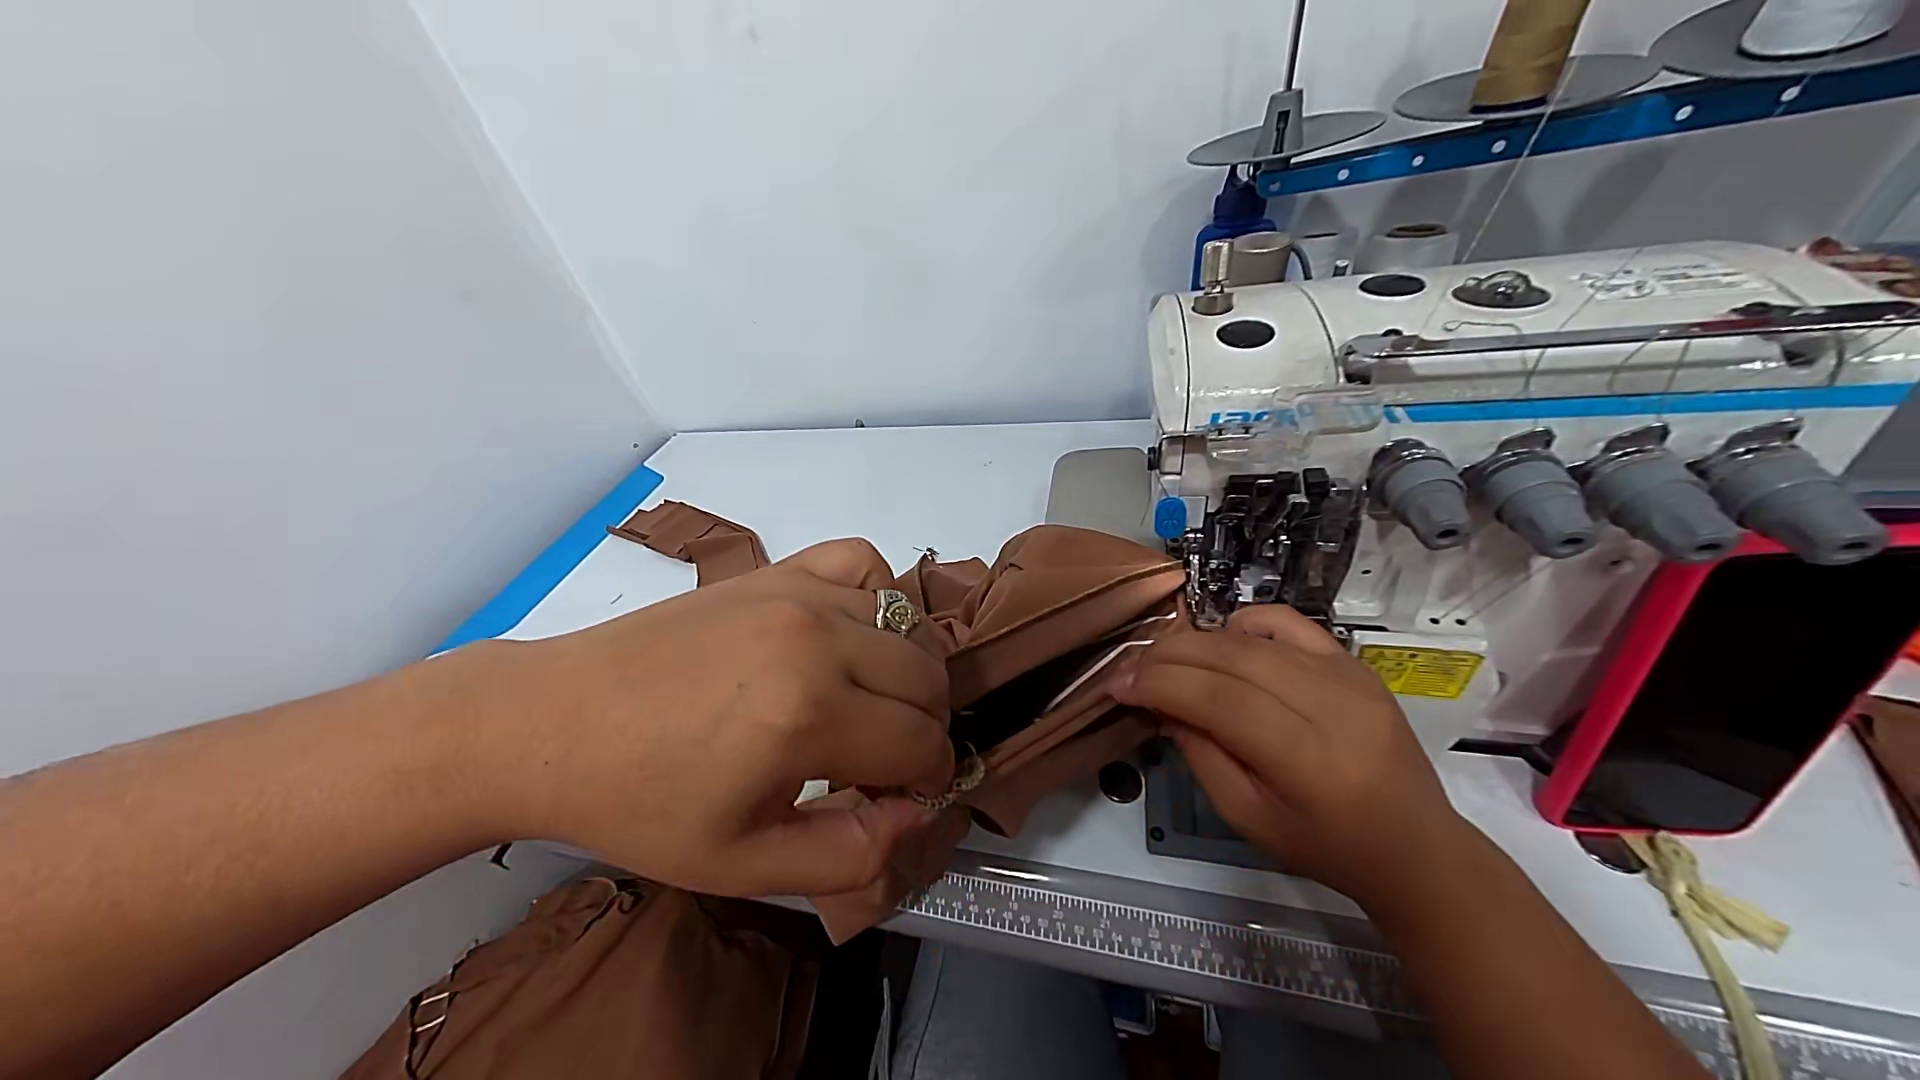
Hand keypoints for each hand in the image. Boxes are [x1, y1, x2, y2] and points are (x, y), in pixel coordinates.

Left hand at [460, 538, 952, 897]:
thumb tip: (915, 813)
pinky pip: (861, 562)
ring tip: (870, 702)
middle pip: (927, 679)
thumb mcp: (743, 864)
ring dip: (908, 671)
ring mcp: (798, 593)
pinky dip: (878, 595)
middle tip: (887, 761)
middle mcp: (818, 639)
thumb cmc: (643, 802)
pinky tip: (852, 632)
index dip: (928, 779)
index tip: (904, 797)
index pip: (920, 743)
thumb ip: (850, 854)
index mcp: (810, 715)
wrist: (554, 723)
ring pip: (907, 623)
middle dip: (925, 729)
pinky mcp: (777, 570)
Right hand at [1110, 605, 1474, 908]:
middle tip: (1132, 666)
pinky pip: (1290, 624)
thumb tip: (1161, 701)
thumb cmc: (1325, 846)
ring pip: (1255, 639)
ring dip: (1199, 641)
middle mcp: (1337, 708)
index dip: (1162, 684)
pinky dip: (1247, 624)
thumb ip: (1199, 753)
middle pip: (1234, 660)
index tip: (1119, 684)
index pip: (1221, 701)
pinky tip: (1224, 639)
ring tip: (1165, 656)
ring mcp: (1351, 678)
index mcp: (1310, 762)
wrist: (1414, 846)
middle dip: (1170, 656)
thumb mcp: (1245, 816)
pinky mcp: (1356, 664)